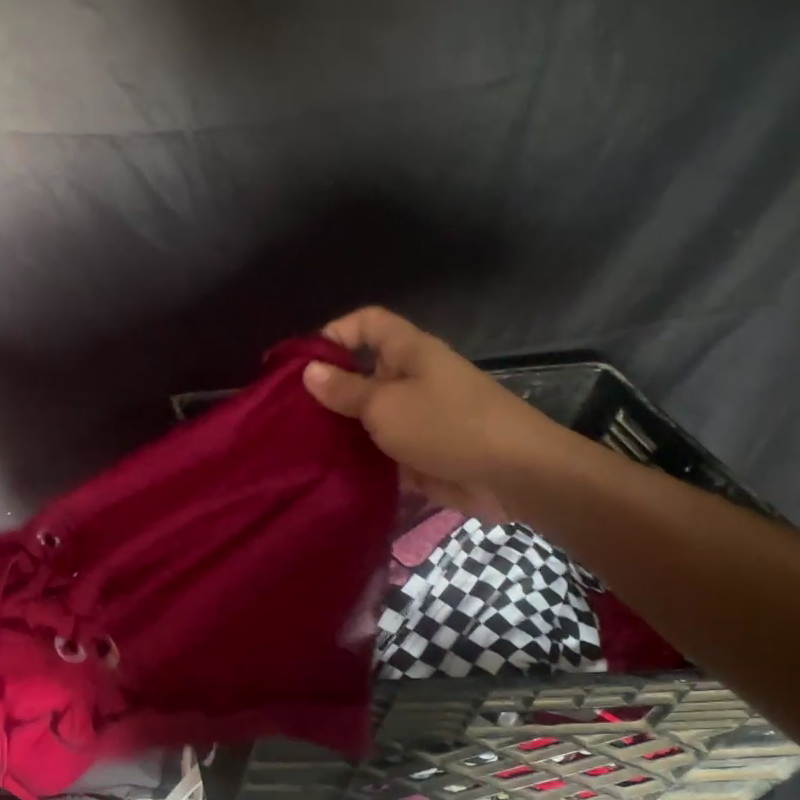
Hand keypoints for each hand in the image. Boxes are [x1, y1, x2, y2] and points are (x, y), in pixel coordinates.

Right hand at [301, 306, 570, 521]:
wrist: (515, 476)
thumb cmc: (447, 426)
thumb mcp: (385, 405)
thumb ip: (343, 390)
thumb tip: (308, 370)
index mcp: (409, 353)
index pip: (367, 323)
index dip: (334, 332)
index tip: (300, 362)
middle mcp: (412, 378)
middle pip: (360, 371)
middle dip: (325, 388)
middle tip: (284, 410)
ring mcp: (416, 416)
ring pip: (365, 414)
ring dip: (337, 427)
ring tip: (297, 441)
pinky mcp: (417, 452)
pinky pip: (377, 448)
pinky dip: (355, 456)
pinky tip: (323, 467)